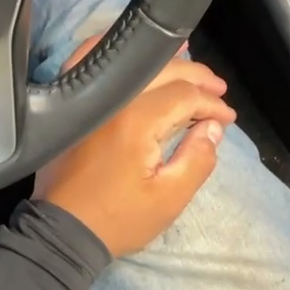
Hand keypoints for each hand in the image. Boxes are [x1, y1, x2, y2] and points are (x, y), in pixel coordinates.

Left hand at [36, 42, 234, 258]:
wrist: (62, 232)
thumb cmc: (117, 219)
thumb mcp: (168, 199)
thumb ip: (197, 159)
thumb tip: (214, 128)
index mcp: (136, 120)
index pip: (185, 96)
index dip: (212, 104)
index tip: (226, 119)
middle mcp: (111, 100)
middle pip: (162, 71)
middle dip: (197, 77)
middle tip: (218, 89)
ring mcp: (87, 99)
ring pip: (131, 64)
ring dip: (163, 62)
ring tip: (188, 58)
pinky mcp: (72, 106)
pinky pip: (91, 63)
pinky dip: (117, 57)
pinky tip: (135, 57)